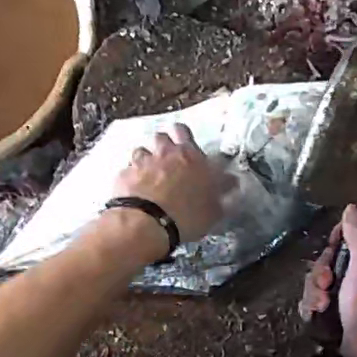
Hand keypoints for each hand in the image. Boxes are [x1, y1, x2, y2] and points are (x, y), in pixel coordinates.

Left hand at [112, 123, 230, 242]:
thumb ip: (222, 192)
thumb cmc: (187, 216)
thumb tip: (232, 183)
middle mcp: (166, 153)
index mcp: (191, 156)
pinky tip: (136, 191)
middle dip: (164, 144)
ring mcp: (142, 162)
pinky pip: (128, 170)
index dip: (184, 137)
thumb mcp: (215, 209)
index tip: (187, 149)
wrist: (147, 224)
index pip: (185, 132)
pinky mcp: (124, 175)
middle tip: (169, 160)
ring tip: (151, 176)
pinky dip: (132, 177)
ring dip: (147, 160)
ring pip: (142, 150)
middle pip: (161, 136)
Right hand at [306, 204, 356, 356]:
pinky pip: (322, 294)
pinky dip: (316, 302)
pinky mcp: (343, 304)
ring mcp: (355, 288)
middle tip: (325, 282)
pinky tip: (318, 311)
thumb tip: (352, 207)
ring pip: (325, 275)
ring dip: (317, 288)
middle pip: (336, 253)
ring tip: (321, 303)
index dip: (341, 235)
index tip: (333, 246)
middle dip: (323, 269)